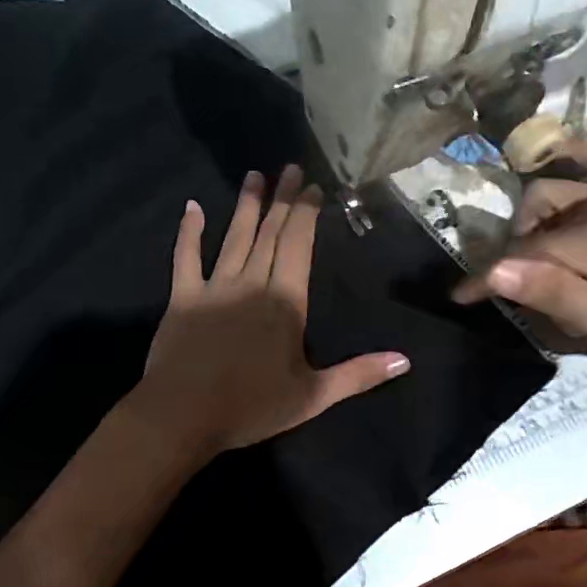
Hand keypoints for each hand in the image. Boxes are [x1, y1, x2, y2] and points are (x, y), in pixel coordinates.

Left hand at [133, 165, 409, 453]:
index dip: (306, 214)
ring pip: (233, 238)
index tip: (314, 187)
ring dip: (246, 206)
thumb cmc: (252, 407)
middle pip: (271, 233)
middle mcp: (252, 284)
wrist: (181, 418)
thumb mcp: (314, 396)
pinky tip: (193, 207)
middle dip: (283, 200)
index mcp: (285, 302)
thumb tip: (406, 361)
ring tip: (254, 175)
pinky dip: (189, 232)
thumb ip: (359, 375)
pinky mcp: (182, 299)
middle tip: (290, 167)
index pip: (299, 246)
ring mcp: (214, 288)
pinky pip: (185, 258)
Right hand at [453, 141, 586, 374]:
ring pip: (559, 193)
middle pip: (536, 218)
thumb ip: (556, 295)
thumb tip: (496, 271)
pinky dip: (570, 167)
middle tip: (515, 292)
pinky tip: (562, 167)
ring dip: (534, 222)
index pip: (526, 255)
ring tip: (538, 261)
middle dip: (513, 252)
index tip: (459, 298)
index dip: (487, 278)